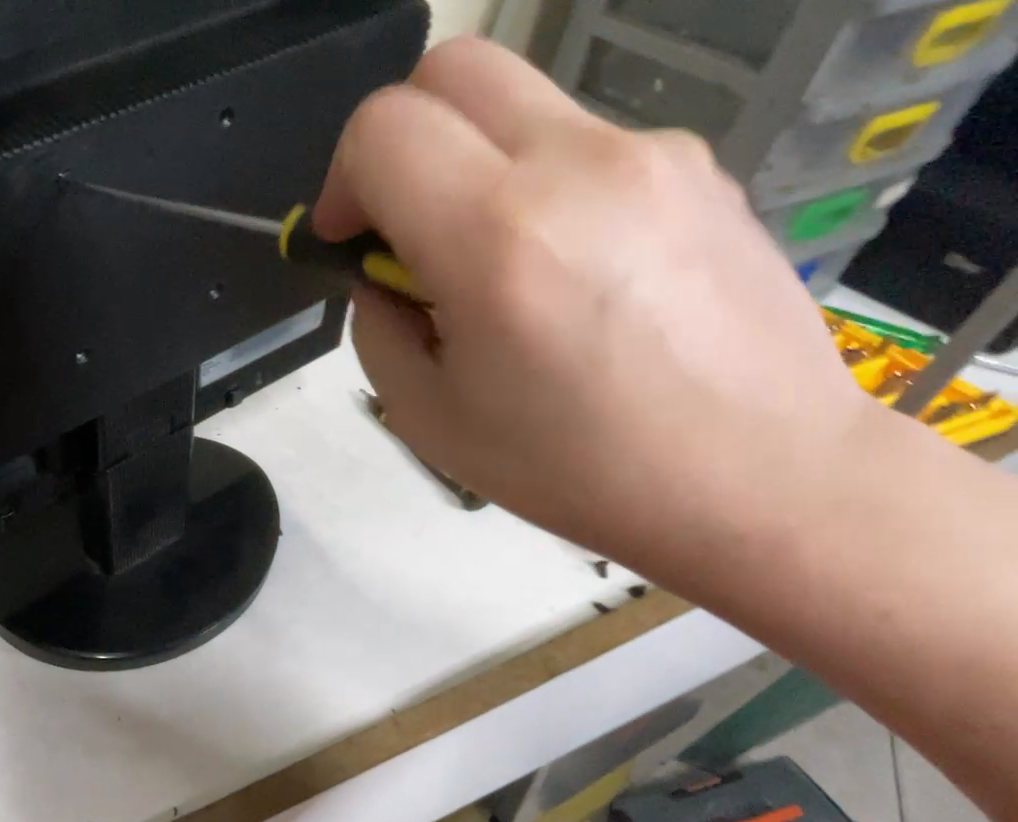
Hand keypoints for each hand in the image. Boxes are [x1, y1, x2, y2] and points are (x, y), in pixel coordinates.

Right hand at [312, 37, 880, 566]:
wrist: (760, 474)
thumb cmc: (576, 466)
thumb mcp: (429, 418)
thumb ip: (378, 329)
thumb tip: (381, 279)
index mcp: (495, 236)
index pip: (383, 128)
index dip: (340, 178)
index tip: (347, 239)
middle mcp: (576, 165)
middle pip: (452, 68)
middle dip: (397, 135)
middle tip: (399, 219)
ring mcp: (650, 154)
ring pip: (520, 102)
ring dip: (472, 162)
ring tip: (492, 261)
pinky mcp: (697, 166)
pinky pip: (585, 141)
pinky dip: (542, 181)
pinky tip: (565, 266)